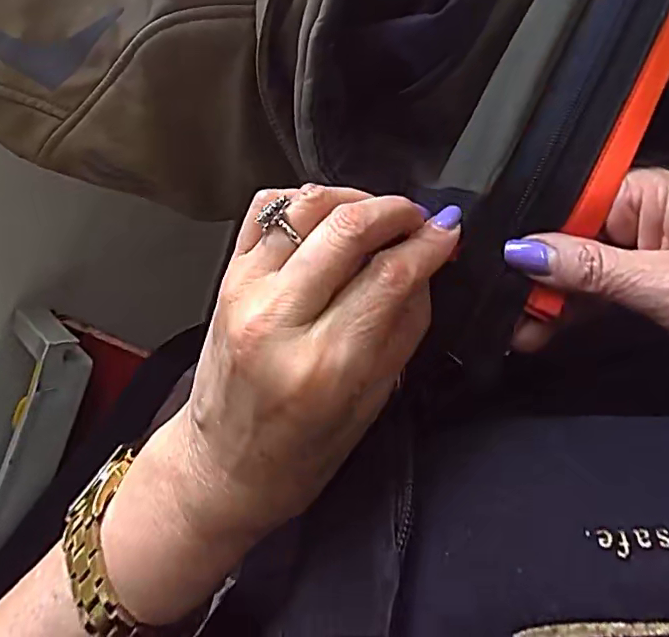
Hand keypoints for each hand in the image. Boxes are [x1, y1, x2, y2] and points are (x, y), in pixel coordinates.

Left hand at [104, 185, 460, 619]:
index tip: (449, 230)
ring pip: (308, 206)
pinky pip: (267, 208)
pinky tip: (329, 215)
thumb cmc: (299, 451)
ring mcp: (245, 293)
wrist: (219, 470)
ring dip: (356, 197)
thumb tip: (430, 260)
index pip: (391, 275)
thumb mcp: (375, 398)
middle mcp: (278, 321)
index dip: (431, 242)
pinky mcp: (226, 278)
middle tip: (418, 217)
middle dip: (397, 210)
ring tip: (378, 214)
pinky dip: (306, 199)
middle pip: (349, 228)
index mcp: (323, 365)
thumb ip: (407, 321)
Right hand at [507, 168, 668, 395]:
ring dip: (555, 301)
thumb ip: (597, 271)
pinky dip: (581, 314)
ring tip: (517, 333)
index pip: (570, 204)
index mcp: (651, 194)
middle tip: (503, 318)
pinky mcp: (664, 289)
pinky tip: (548, 331)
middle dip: (538, 277)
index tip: (498, 277)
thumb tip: (522, 250)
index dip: (533, 240)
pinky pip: (608, 295)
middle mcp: (648, 216)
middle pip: (572, 239)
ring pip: (585, 271)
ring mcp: (655, 255)